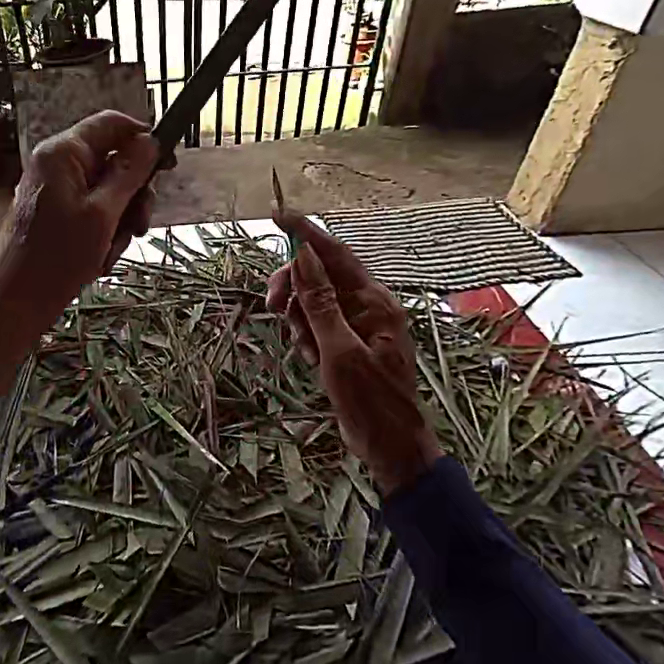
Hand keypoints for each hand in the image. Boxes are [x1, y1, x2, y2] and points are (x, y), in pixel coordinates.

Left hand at [0, 111, 160, 474]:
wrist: (13, 304)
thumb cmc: (55, 259)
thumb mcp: (102, 214)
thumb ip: (129, 173)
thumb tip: (151, 141)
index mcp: (63, 152)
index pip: (112, 124)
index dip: (144, 139)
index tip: (169, 165)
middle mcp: (57, 164)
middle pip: (114, 161)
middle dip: (134, 194)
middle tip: (141, 224)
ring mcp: (55, 190)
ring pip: (108, 191)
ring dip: (121, 220)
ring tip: (112, 250)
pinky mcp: (56, 214)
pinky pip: (93, 212)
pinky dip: (104, 233)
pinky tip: (99, 259)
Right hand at [266, 215, 440, 492]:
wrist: (392, 449)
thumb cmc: (372, 403)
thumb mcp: (340, 352)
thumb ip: (320, 302)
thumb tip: (303, 258)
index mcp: (375, 302)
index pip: (335, 254)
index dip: (305, 233)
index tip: (277, 214)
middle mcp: (368, 306)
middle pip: (319, 276)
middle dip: (292, 286)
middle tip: (272, 305)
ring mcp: (358, 325)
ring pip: (314, 299)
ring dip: (298, 315)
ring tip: (301, 346)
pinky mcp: (348, 342)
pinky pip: (316, 322)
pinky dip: (305, 333)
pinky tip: (309, 357)